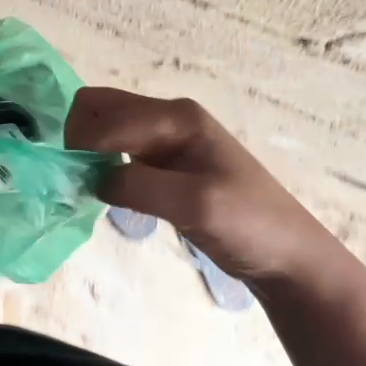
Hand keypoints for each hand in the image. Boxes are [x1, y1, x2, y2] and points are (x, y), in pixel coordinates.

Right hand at [65, 87, 342, 282]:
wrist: (290, 258)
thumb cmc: (250, 224)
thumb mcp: (195, 204)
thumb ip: (139, 185)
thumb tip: (93, 178)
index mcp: (176, 116)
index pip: (109, 115)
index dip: (85, 144)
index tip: (75, 179)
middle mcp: (166, 118)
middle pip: (100, 106)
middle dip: (79, 135)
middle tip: (77, 175)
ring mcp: (165, 139)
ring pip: (105, 125)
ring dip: (88, 148)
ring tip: (88, 184)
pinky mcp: (163, 163)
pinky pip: (117, 148)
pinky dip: (101, 162)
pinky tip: (107, 190)